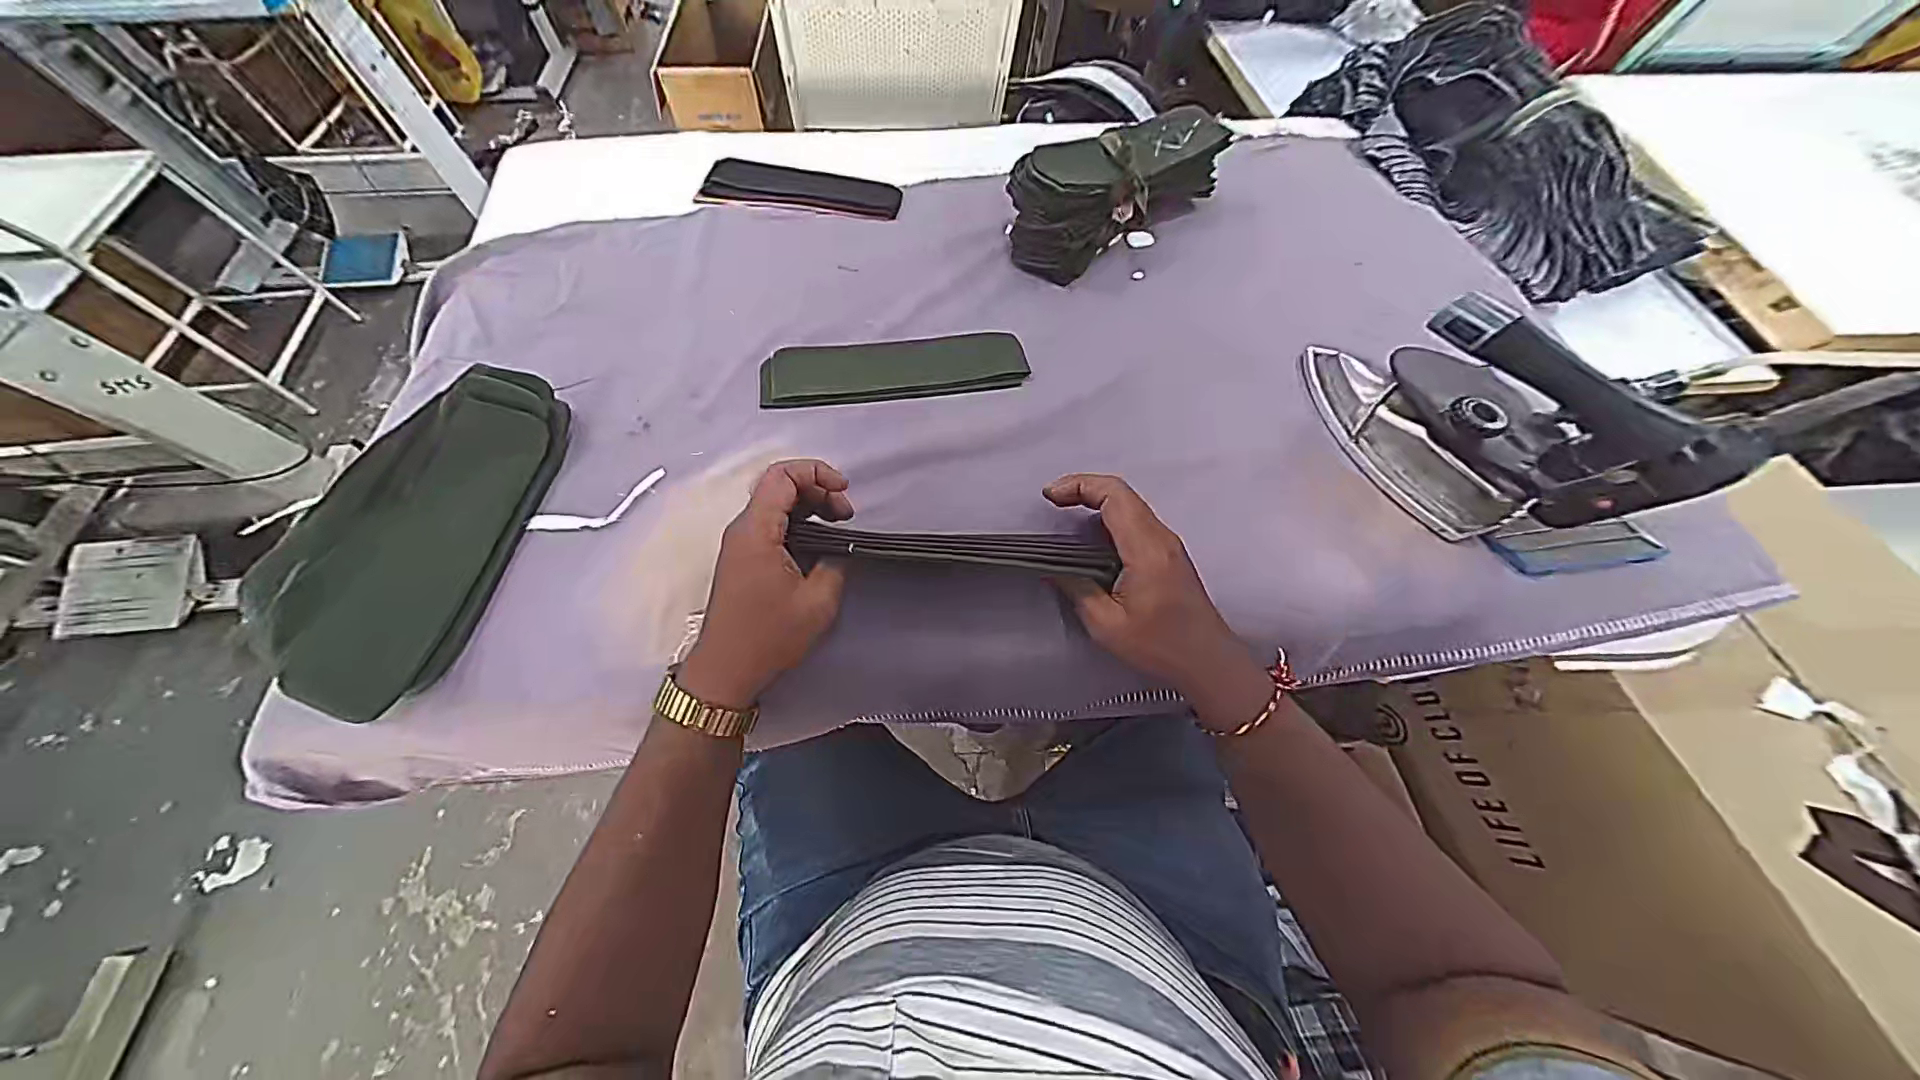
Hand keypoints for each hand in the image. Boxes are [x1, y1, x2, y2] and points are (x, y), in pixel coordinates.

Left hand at [677, 460, 854, 709]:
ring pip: (775, 504)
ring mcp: (740, 544)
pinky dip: (798, 522)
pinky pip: (771, 524)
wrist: (727, 669)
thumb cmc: (769, 636)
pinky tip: (819, 541)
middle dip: (817, 489)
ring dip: (809, 506)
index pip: (781, 476)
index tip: (843, 491)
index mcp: (756, 531)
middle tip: (846, 515)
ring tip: (838, 525)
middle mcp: (743, 530)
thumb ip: (835, 563)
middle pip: (778, 485)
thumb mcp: (818, 601)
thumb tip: (839, 547)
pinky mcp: (743, 558)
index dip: (816, 472)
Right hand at [1044, 474, 1273, 731]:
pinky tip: (1090, 535)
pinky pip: (1136, 521)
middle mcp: (1162, 539)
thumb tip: (1054, 568)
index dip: (1079, 485)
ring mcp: (1169, 544)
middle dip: (1082, 488)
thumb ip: (1077, 589)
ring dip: (1095, 501)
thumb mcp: (1107, 625)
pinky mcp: (1169, 554)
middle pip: (1121, 492)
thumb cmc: (1163, 647)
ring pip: (1129, 505)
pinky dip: (1108, 517)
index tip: (1051, 495)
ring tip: (1064, 513)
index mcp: (1147, 550)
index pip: (1114, 495)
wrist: (1209, 662)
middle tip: (1052, 500)